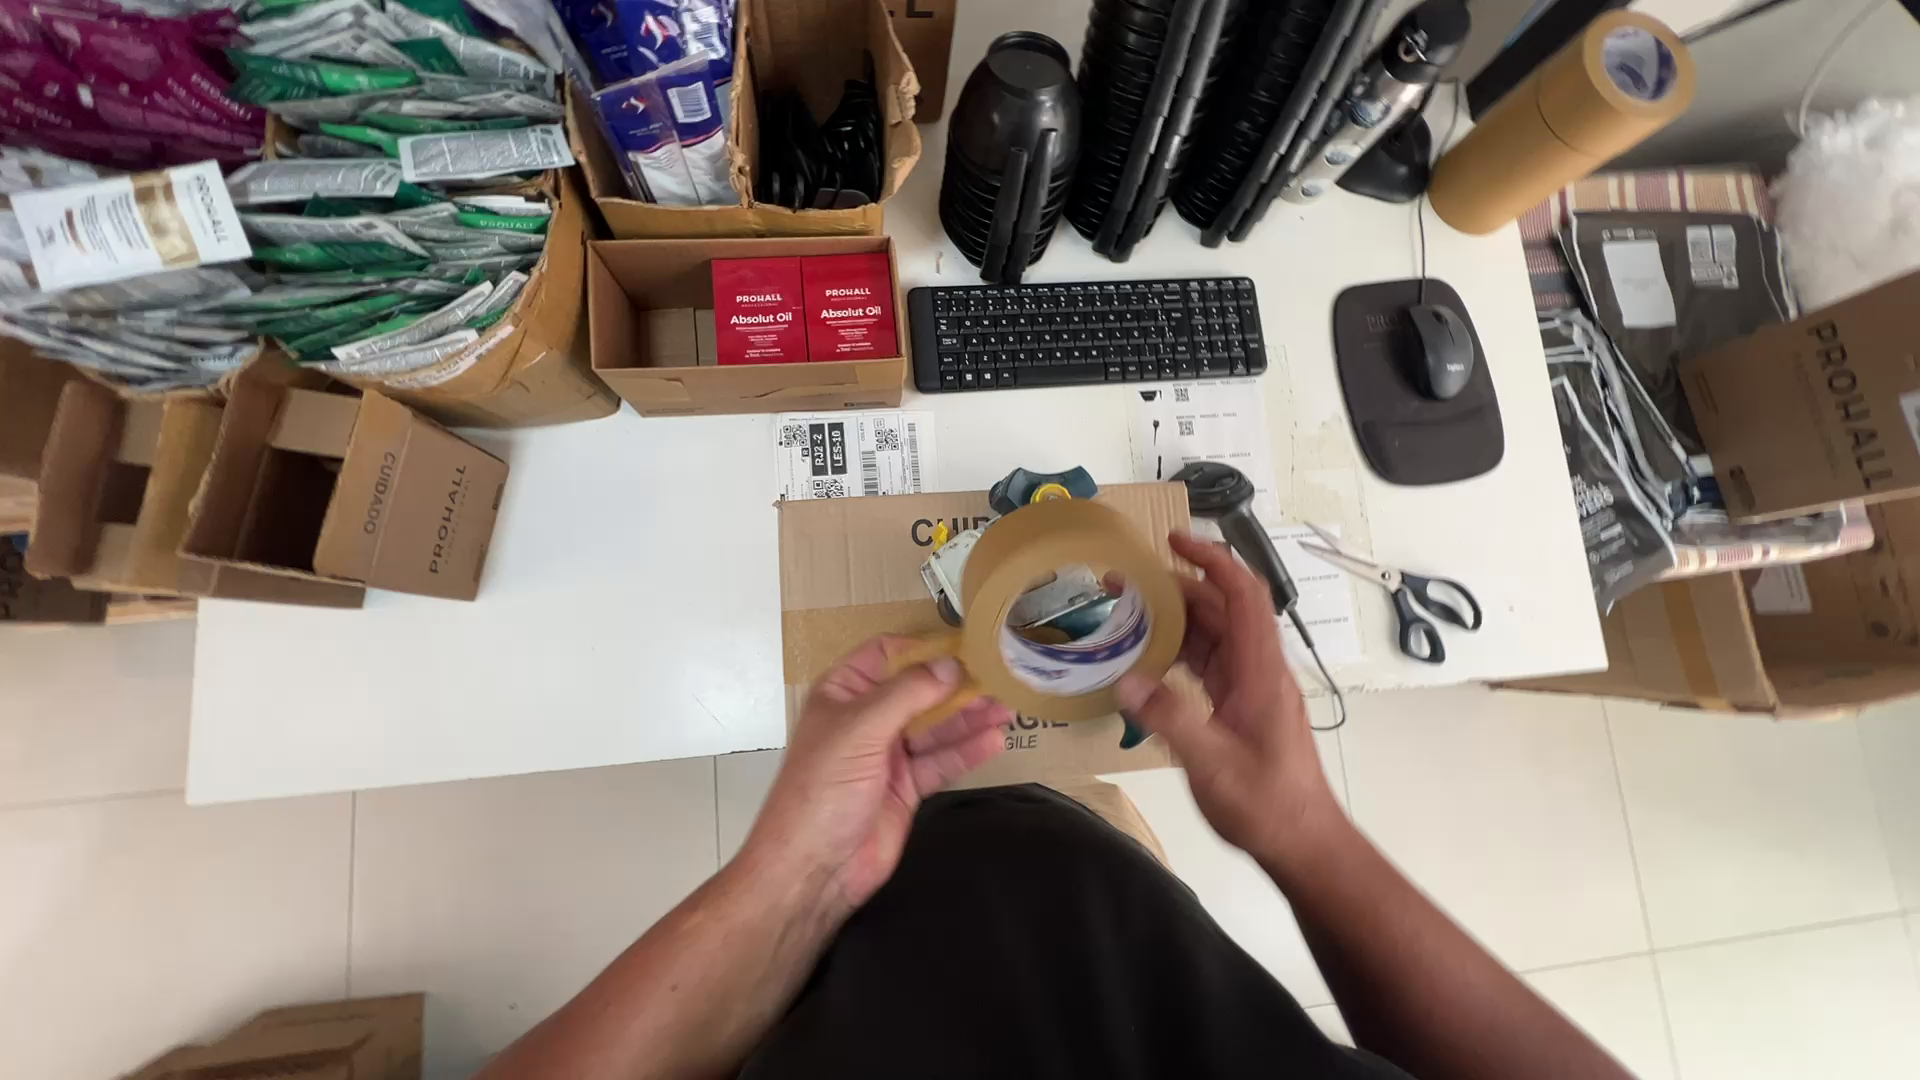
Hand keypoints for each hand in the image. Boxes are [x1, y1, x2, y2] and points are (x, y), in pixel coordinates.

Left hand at [739, 636, 1011, 914]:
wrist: (813, 869)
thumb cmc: (823, 788)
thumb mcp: (861, 729)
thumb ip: (908, 694)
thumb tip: (951, 665)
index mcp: (843, 693)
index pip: (886, 654)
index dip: (922, 648)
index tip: (963, 647)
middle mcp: (866, 718)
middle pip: (918, 690)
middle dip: (955, 685)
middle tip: (996, 678)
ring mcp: (888, 754)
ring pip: (935, 727)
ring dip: (969, 717)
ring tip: (1006, 707)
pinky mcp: (906, 787)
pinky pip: (941, 761)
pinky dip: (967, 751)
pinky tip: (994, 740)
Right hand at [1117, 532, 1343, 866]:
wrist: (1302, 842)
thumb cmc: (1268, 804)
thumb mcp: (1214, 764)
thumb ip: (1171, 719)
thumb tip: (1127, 682)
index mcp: (1261, 670)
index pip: (1242, 595)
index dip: (1212, 560)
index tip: (1174, 541)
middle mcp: (1257, 668)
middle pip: (1220, 609)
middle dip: (1176, 586)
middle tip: (1126, 583)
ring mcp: (1249, 685)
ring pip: (1211, 633)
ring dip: (1173, 617)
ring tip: (1128, 612)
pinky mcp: (1238, 703)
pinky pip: (1206, 660)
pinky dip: (1176, 649)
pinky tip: (1146, 656)